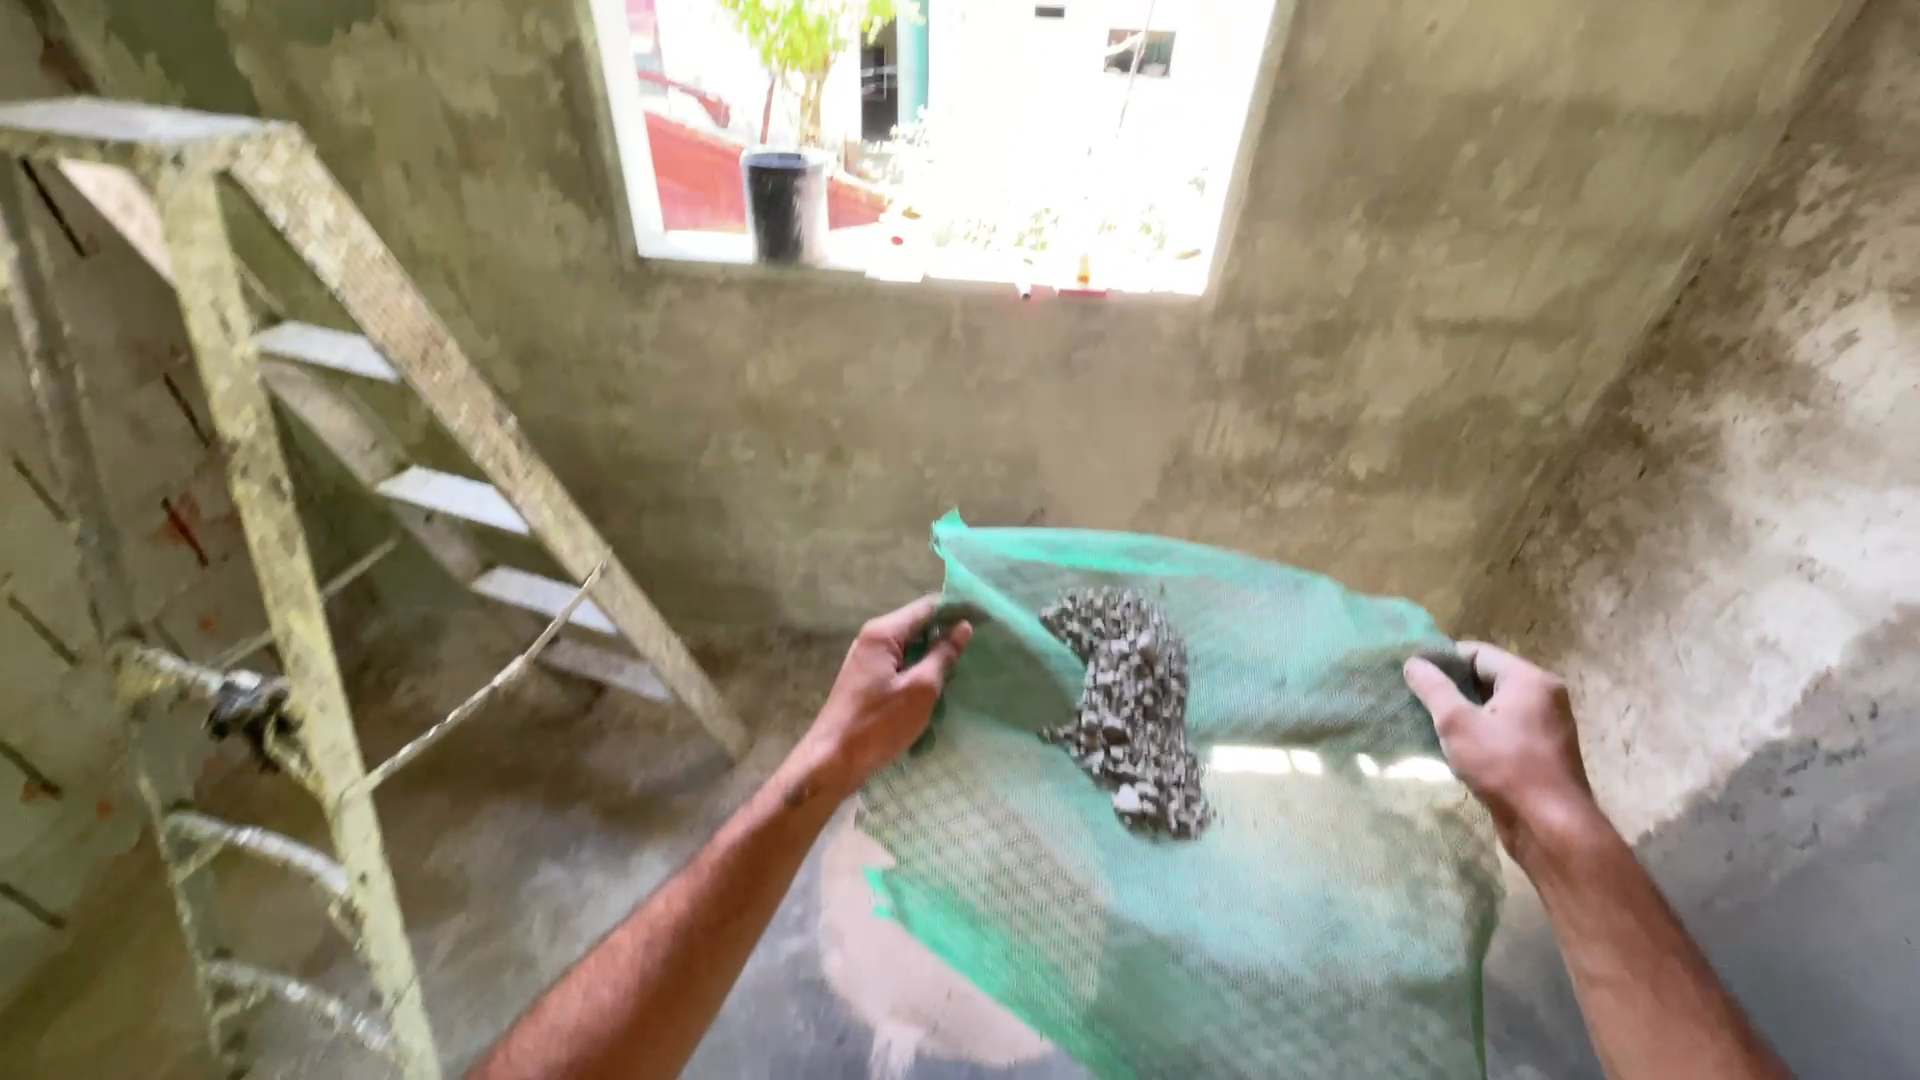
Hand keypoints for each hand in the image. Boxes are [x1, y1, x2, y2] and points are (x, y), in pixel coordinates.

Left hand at [790, 596, 971, 799]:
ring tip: (963, 669)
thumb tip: (963, 627)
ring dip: (934, 657)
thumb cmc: (879, 723)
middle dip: (946, 635)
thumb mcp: (921, 688)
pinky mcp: (867, 679)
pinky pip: (900, 665)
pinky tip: (938, 687)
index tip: (984, 618)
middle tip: (979, 647)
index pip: (927, 607)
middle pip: (918, 625)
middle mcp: (873, 638)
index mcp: (883, 633)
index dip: (956, 610)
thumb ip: (943, 655)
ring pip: (910, 647)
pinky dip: (920, 671)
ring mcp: (868, 659)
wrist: (833, 759)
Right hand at [1404, 642, 1600, 855]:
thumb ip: (1433, 688)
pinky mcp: (1541, 749)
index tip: (1411, 673)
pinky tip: (1453, 744)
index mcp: (1529, 680)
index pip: (1477, 652)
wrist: (1550, 825)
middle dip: (1450, 685)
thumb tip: (1413, 662)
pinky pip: (1502, 725)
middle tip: (1415, 696)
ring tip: (1428, 719)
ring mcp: (1545, 724)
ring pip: (1493, 703)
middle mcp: (1543, 696)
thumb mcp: (1456, 722)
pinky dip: (1477, 728)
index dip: (1442, 659)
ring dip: (1461, 709)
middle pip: (1486, 676)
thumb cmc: (1503, 765)